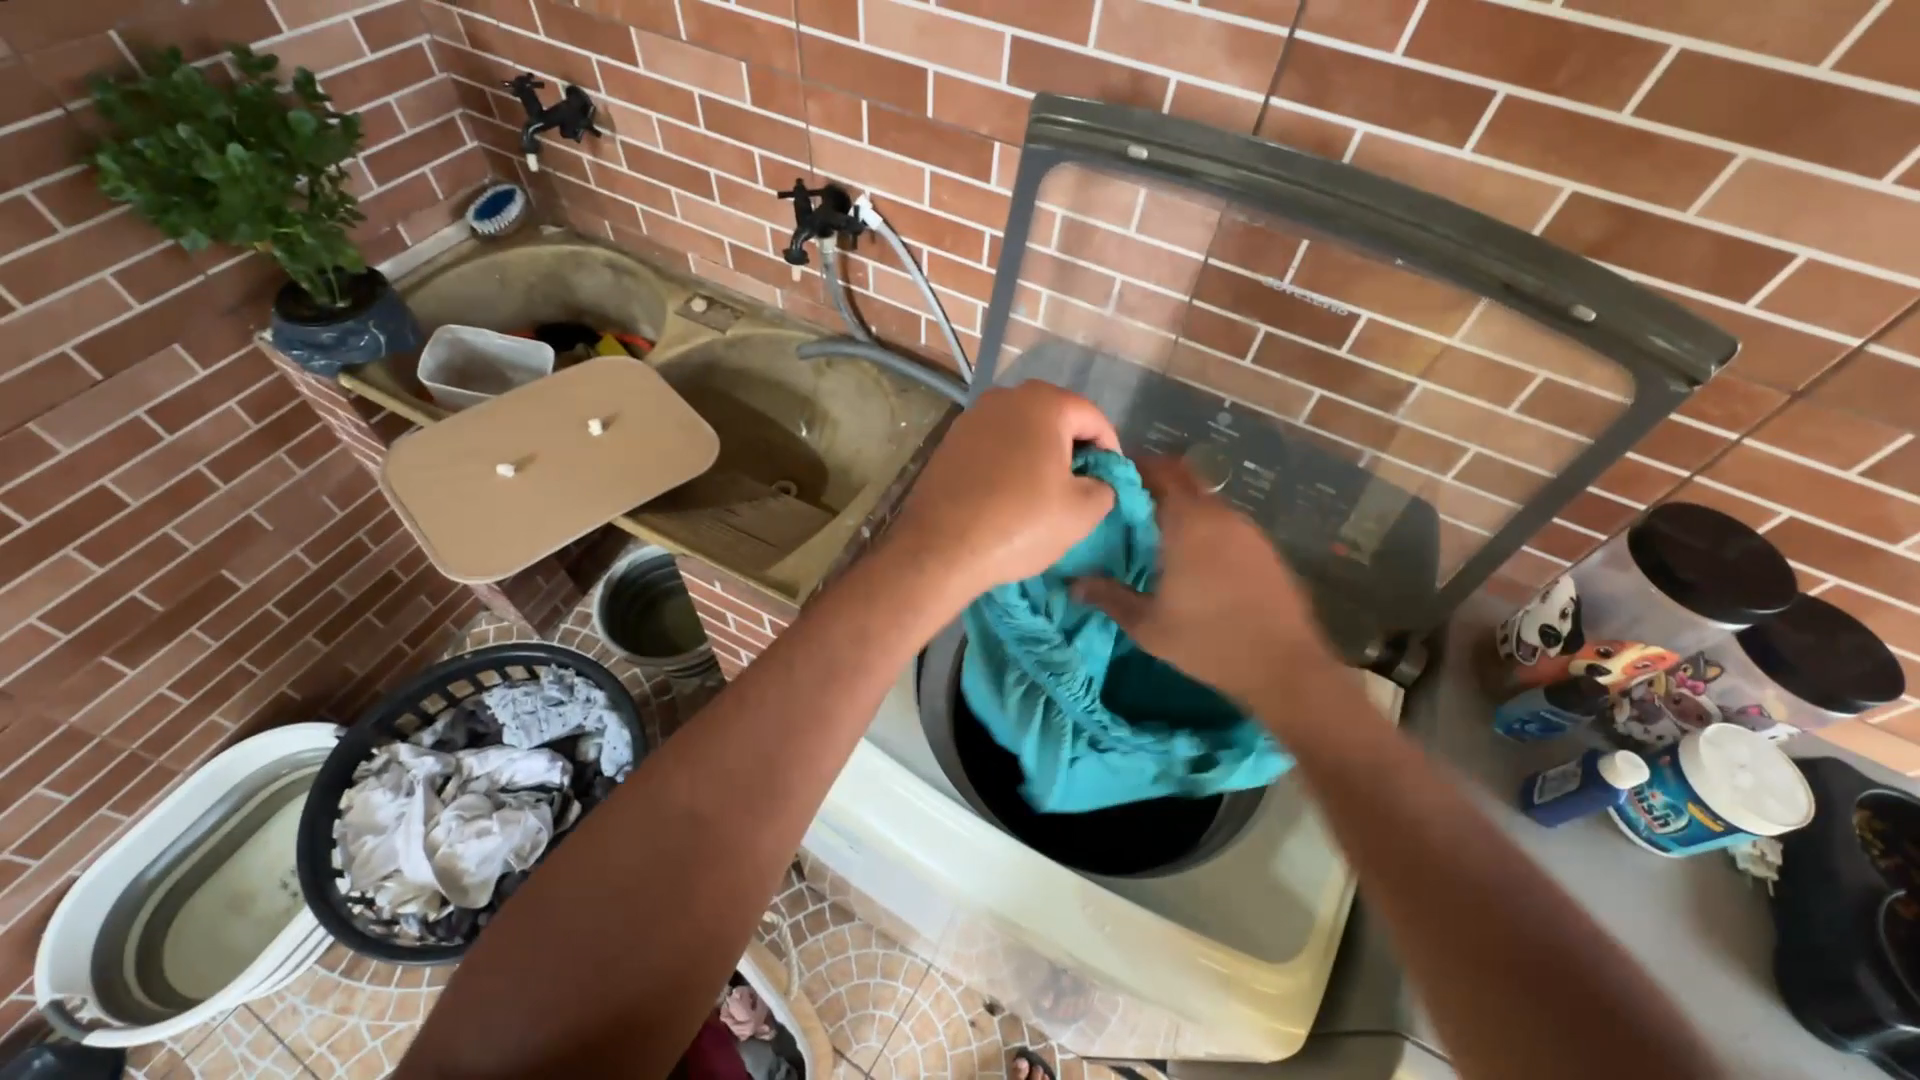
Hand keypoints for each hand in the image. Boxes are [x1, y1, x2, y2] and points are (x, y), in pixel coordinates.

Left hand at [885, 381, 1120, 596]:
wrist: (940, 548)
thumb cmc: (1020, 523)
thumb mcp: (1082, 512)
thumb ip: (1105, 487)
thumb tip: (1097, 483)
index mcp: (1044, 402)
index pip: (1093, 418)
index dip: (1110, 451)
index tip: (1110, 482)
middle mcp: (1004, 398)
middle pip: (1055, 419)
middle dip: (1073, 450)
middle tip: (1081, 488)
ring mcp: (971, 418)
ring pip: (1022, 432)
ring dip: (1039, 457)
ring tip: (1045, 495)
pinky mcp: (949, 443)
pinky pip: (994, 447)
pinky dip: (1009, 465)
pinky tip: (1010, 497)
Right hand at [1074, 457, 1331, 705]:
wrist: (1284, 666)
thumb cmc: (1208, 642)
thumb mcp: (1147, 625)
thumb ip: (1109, 597)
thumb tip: (1073, 583)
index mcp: (1187, 522)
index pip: (1159, 470)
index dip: (1133, 467)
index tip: (1110, 479)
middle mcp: (1220, 515)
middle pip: (1184, 480)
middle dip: (1155, 484)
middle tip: (1127, 506)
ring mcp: (1248, 530)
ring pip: (1207, 503)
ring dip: (1182, 508)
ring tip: (1156, 534)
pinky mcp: (1265, 549)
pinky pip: (1226, 524)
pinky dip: (1205, 528)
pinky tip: (1194, 559)